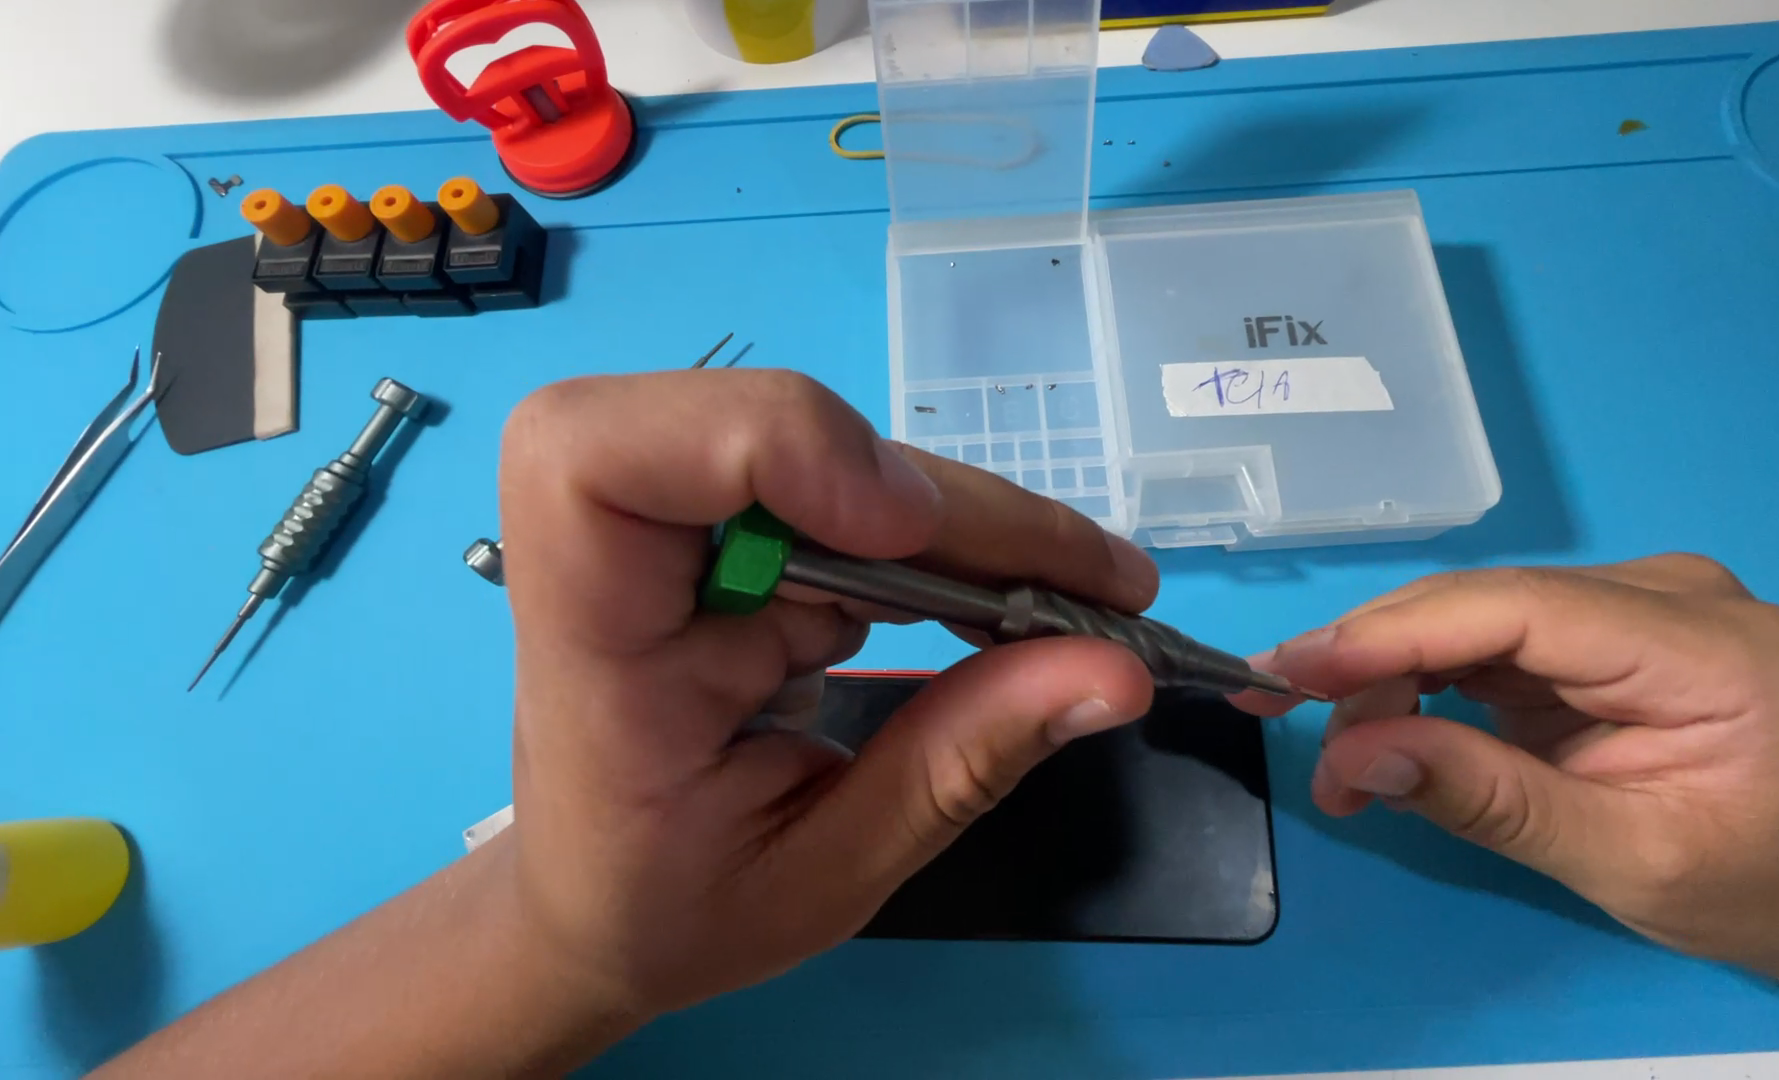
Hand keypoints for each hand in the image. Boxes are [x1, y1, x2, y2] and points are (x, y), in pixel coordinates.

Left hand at [498, 370, 1157, 1023]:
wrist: (602, 899)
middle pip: (777, 430)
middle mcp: (625, 555)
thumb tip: (1113, 672)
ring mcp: (694, 531)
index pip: (602, 452)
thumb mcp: (822, 874)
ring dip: (977, 521)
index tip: (903, 531)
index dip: (765, 444)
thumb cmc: (673, 906)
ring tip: (1086, 589)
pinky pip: (866, 493)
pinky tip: (1025, 591)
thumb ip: (957, 767)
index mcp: (590, 641)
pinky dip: (960, 540)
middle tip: (1097, 583)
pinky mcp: (752, 533)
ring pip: (848, 454)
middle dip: (954, 506)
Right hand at [1236, 556, 1778, 1021]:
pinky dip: (1402, 684)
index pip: (1514, 609)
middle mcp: (1656, 596)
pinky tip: (1371, 731)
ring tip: (1337, 764)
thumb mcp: (1624, 862)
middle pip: (1465, 605)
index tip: (1290, 671)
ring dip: (1373, 680)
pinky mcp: (1574, 627)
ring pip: (1447, 619)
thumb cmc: (1756, 887)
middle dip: (1360, 662)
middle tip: (1274, 713)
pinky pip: (1459, 640)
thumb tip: (1350, 759)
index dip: (1390, 634)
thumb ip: (1484, 800)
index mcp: (1708, 647)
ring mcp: (1612, 604)